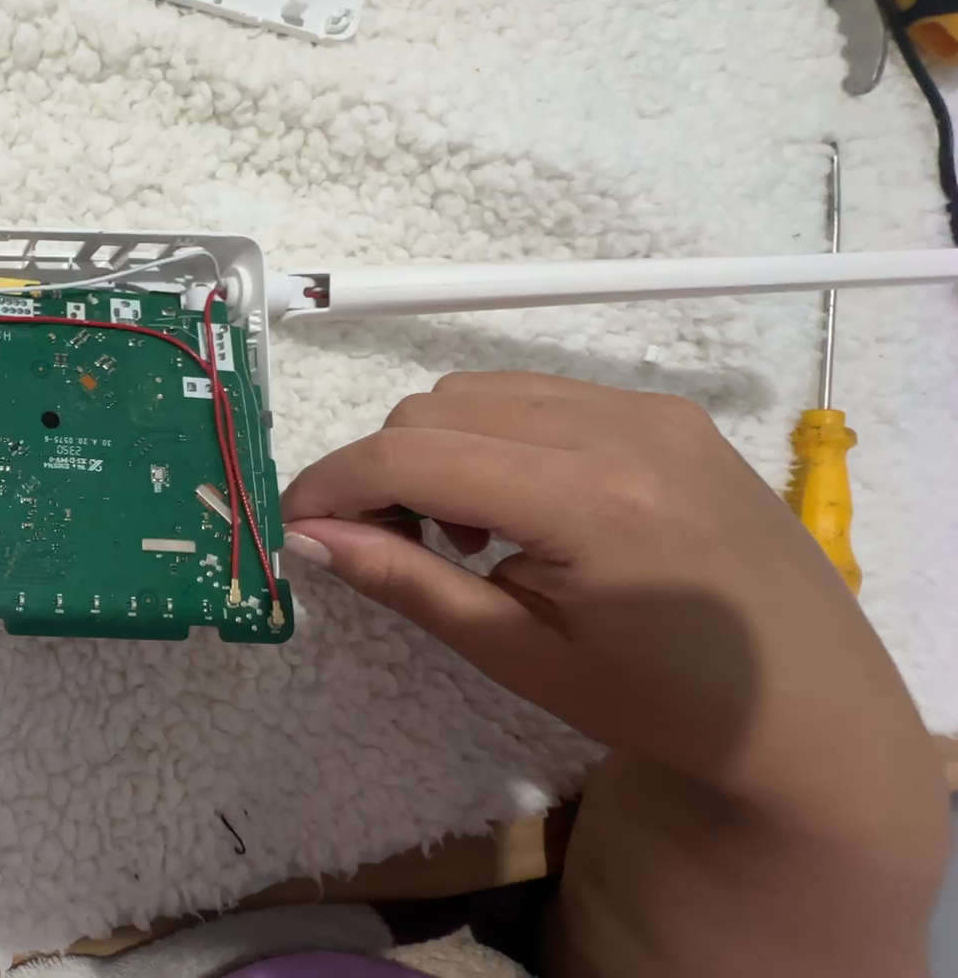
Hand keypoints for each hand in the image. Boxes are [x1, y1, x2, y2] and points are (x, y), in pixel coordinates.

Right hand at [280, 371, 947, 976]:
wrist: (813, 716)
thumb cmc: (657, 704)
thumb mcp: (512, 653)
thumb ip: (401, 580)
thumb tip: (304, 538)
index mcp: (592, 502)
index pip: (411, 457)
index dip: (331, 483)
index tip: (296, 521)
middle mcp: (622, 430)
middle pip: (428, 412)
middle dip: (376, 471)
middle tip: (381, 541)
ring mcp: (648, 411)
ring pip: (467, 393)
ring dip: (425, 451)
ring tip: (456, 528)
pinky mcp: (659, 411)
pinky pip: (521, 394)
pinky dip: (477, 437)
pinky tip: (506, 501)